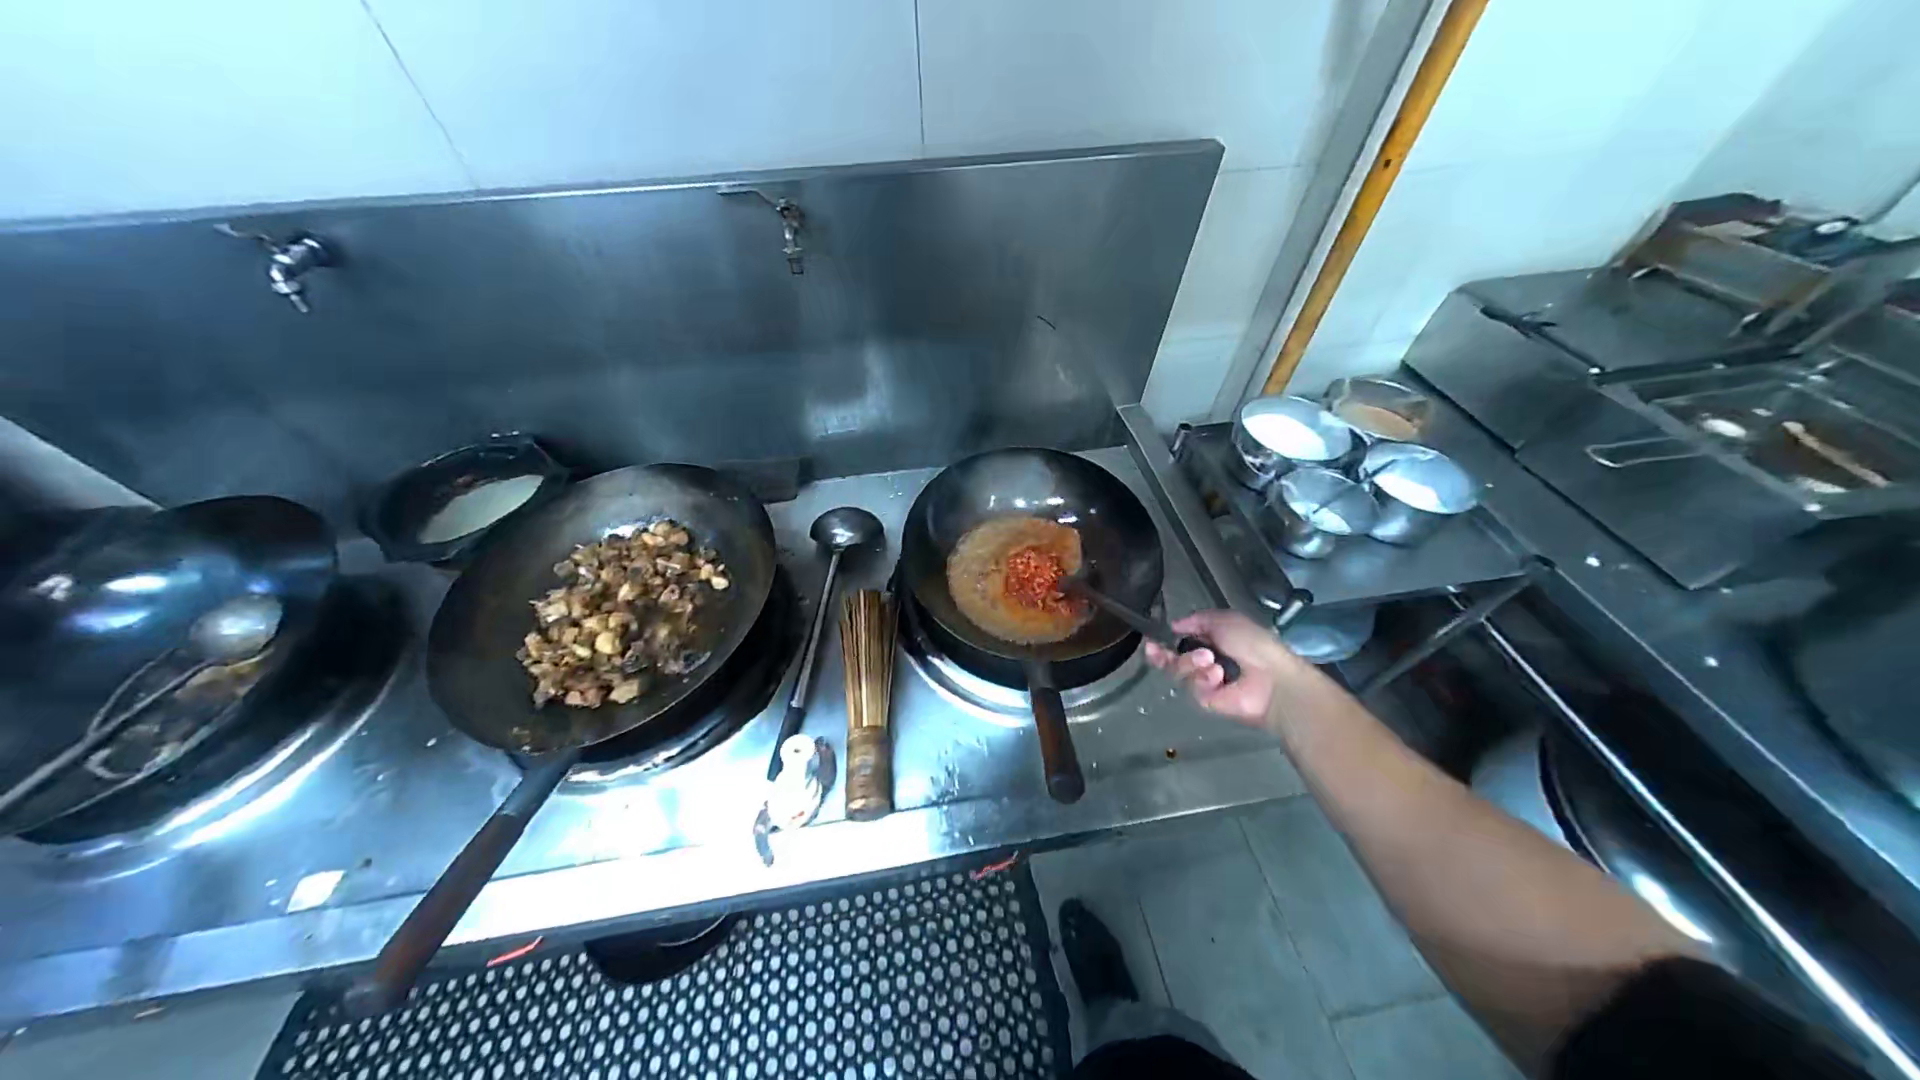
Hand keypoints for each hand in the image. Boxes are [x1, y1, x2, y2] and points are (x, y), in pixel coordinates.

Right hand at [1144, 609, 1292, 725]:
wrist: (1273, 680)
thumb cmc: (1254, 644)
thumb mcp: (1227, 620)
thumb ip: (1198, 619)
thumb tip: (1175, 625)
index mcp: (1214, 641)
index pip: (1182, 642)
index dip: (1165, 642)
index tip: (1152, 641)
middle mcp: (1207, 662)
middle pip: (1173, 660)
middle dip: (1164, 655)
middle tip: (1156, 651)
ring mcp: (1206, 682)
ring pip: (1180, 671)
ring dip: (1191, 662)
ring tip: (1211, 661)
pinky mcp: (1206, 700)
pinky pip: (1193, 686)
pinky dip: (1204, 678)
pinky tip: (1219, 676)